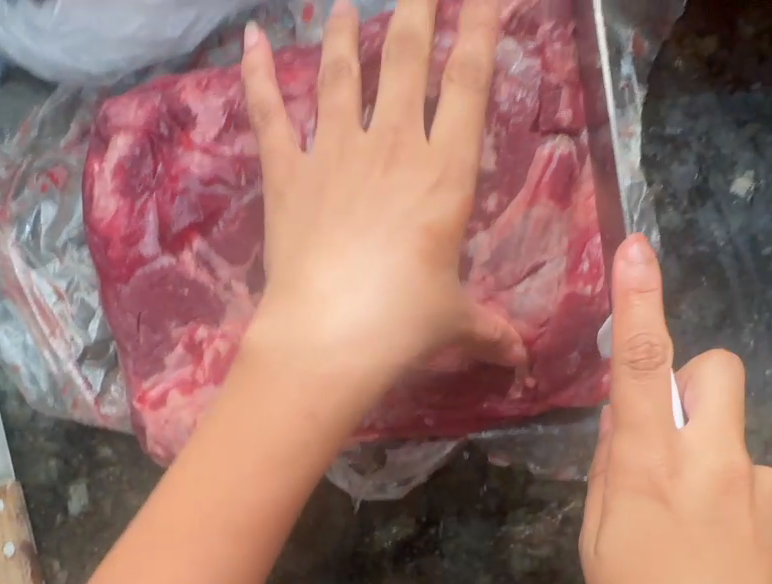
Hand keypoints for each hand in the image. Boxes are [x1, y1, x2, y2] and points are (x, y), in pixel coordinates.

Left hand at [238, 0, 524, 416]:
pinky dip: (258, 74)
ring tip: (345, 2)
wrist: (328, 337)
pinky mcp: (286, 174)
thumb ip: (489, 330)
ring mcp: (334, 153)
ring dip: (344, 30)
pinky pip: (270, 113)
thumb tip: (520, 359)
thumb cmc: (402, 326)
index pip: (469, 81)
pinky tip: (251, 38)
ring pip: (341, 72)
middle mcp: (392, 146)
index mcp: (445, 172)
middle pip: (407, 56)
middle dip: (418, 7)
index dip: (479, 27)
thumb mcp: (454, 323)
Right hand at [579, 235, 771, 583]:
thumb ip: (608, 478)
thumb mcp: (595, 551)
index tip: (637, 249)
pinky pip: (743, 475)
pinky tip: (706, 552)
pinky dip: (720, 493)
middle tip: (657, 436)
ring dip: (698, 453)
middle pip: (718, 369)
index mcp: (652, 473)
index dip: (640, 304)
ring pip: (728, 431)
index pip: (643, 368)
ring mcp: (761, 485)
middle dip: (688, 379)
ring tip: (676, 531)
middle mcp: (716, 462)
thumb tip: (623, 428)